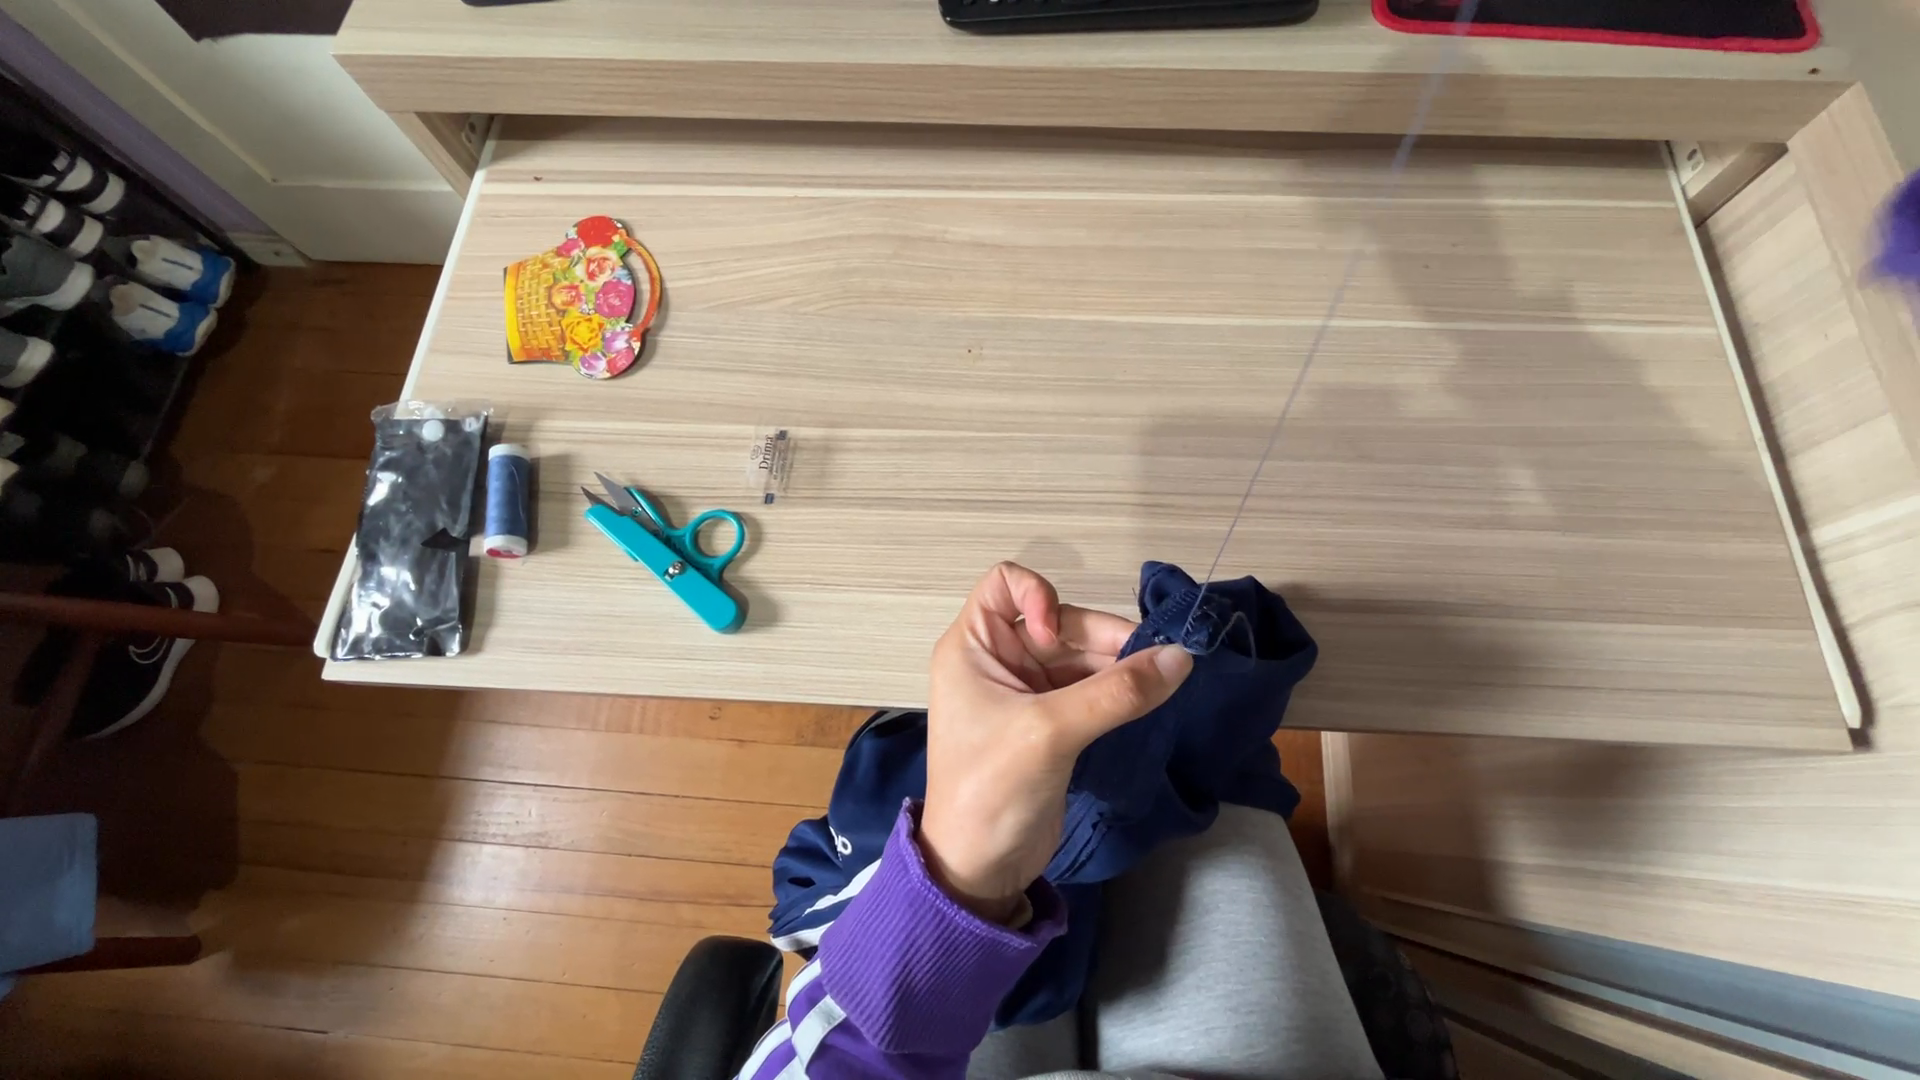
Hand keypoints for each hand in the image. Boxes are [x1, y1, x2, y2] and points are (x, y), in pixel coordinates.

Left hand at [920, 562, 1192, 921]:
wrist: (979, 867)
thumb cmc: (993, 788)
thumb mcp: (1049, 733)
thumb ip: (1116, 693)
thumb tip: (1182, 656)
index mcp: (974, 646)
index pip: (1006, 583)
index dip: (1039, 595)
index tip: (1057, 639)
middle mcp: (998, 659)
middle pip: (1059, 621)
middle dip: (1101, 639)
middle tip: (1154, 665)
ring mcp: (1026, 690)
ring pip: (1081, 656)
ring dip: (1118, 666)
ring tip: (1160, 683)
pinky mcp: (1051, 721)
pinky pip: (1090, 688)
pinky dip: (1117, 690)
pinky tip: (1148, 699)